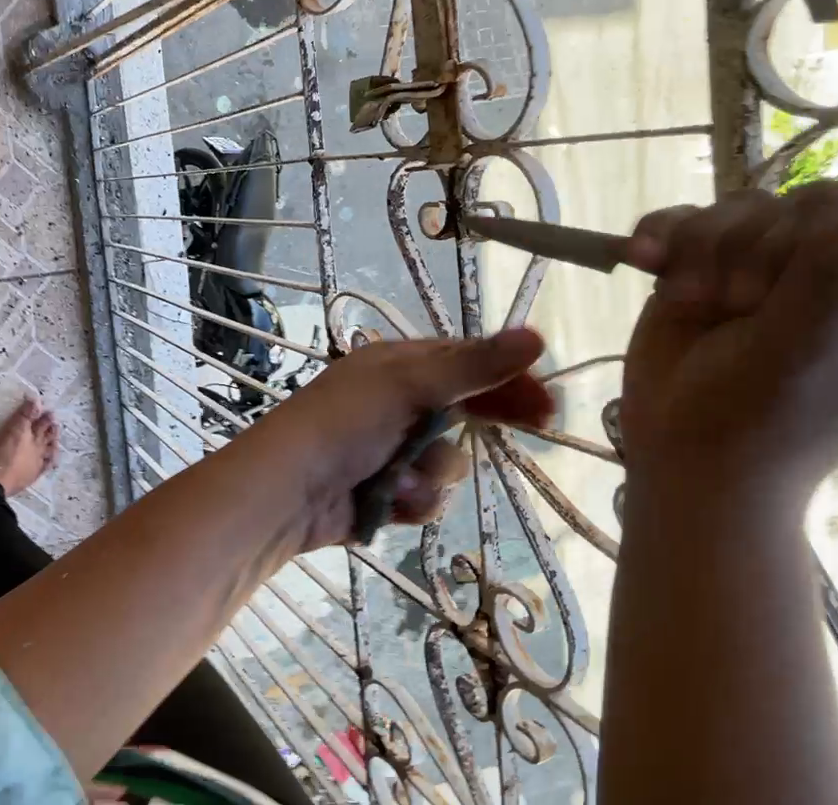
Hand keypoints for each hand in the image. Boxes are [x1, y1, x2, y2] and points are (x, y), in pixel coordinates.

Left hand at [248, 328, 554, 548]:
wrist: (288, 490)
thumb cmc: (342, 425)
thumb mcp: (406, 384)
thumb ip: (471, 366)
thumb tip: (536, 335)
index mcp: (392, 366)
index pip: (464, 364)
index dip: (508, 379)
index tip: (549, 404)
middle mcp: (392, 404)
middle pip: (462, 412)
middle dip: (483, 424)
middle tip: (535, 430)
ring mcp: (387, 450)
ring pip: (447, 462)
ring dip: (432, 472)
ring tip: (402, 475)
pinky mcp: (382, 492)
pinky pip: (426, 498)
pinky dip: (414, 501)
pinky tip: (391, 501)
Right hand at [619, 179, 837, 503]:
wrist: (679, 451)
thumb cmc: (760, 420)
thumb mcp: (803, 354)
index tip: (808, 262)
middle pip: (815, 201)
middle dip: (761, 247)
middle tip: (739, 306)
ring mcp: (768, 268)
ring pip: (743, 206)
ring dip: (702, 248)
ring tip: (691, 303)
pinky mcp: (705, 267)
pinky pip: (683, 218)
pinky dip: (657, 236)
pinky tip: (642, 262)